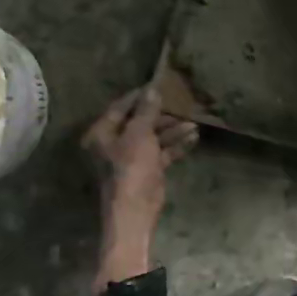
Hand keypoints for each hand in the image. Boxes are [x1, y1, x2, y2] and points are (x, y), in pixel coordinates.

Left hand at [82, 87, 198, 290]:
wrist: (135, 210)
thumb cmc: (130, 167)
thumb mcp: (139, 134)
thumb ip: (146, 111)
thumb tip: (152, 89)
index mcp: (102, 133)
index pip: (120, 107)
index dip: (139, 96)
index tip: (158, 86)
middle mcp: (114, 143)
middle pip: (139, 121)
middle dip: (161, 114)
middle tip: (181, 104)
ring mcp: (131, 157)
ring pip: (153, 137)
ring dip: (172, 130)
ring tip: (194, 122)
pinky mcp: (147, 170)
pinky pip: (162, 152)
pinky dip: (176, 145)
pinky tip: (194, 137)